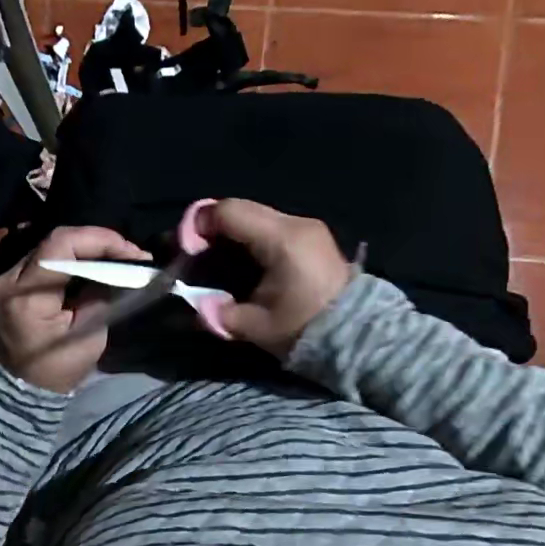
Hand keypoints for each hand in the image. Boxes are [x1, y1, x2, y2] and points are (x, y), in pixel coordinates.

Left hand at [0, 226, 149, 392]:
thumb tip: (118, 274)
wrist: (16, 392)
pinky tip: (94, 268)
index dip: (101, 240)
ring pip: (50, 248)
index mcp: (27, 295)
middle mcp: (9, 279)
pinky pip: (45, 261)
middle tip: (129, 254)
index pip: (62, 245)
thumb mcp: (89, 338)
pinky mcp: (9, 284)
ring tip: (117, 259)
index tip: (132, 253)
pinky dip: (72, 261)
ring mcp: (5, 279)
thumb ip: (101, 299)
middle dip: (98, 242)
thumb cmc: (55, 372)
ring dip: (86, 250)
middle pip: (56, 242)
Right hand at [189, 199, 352, 357]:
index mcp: (282, 240)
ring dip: (231, 232)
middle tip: (194, 253)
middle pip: (242, 208)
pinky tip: (241, 262)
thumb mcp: (257, 327)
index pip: (230, 211)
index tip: (186, 249)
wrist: (358, 336)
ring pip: (256, 216)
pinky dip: (250, 238)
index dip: (199, 224)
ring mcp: (308, 228)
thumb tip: (196, 306)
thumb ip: (220, 313)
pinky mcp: (312, 238)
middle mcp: (296, 224)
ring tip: (215, 258)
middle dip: (212, 227)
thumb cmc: (305, 330)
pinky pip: (272, 227)